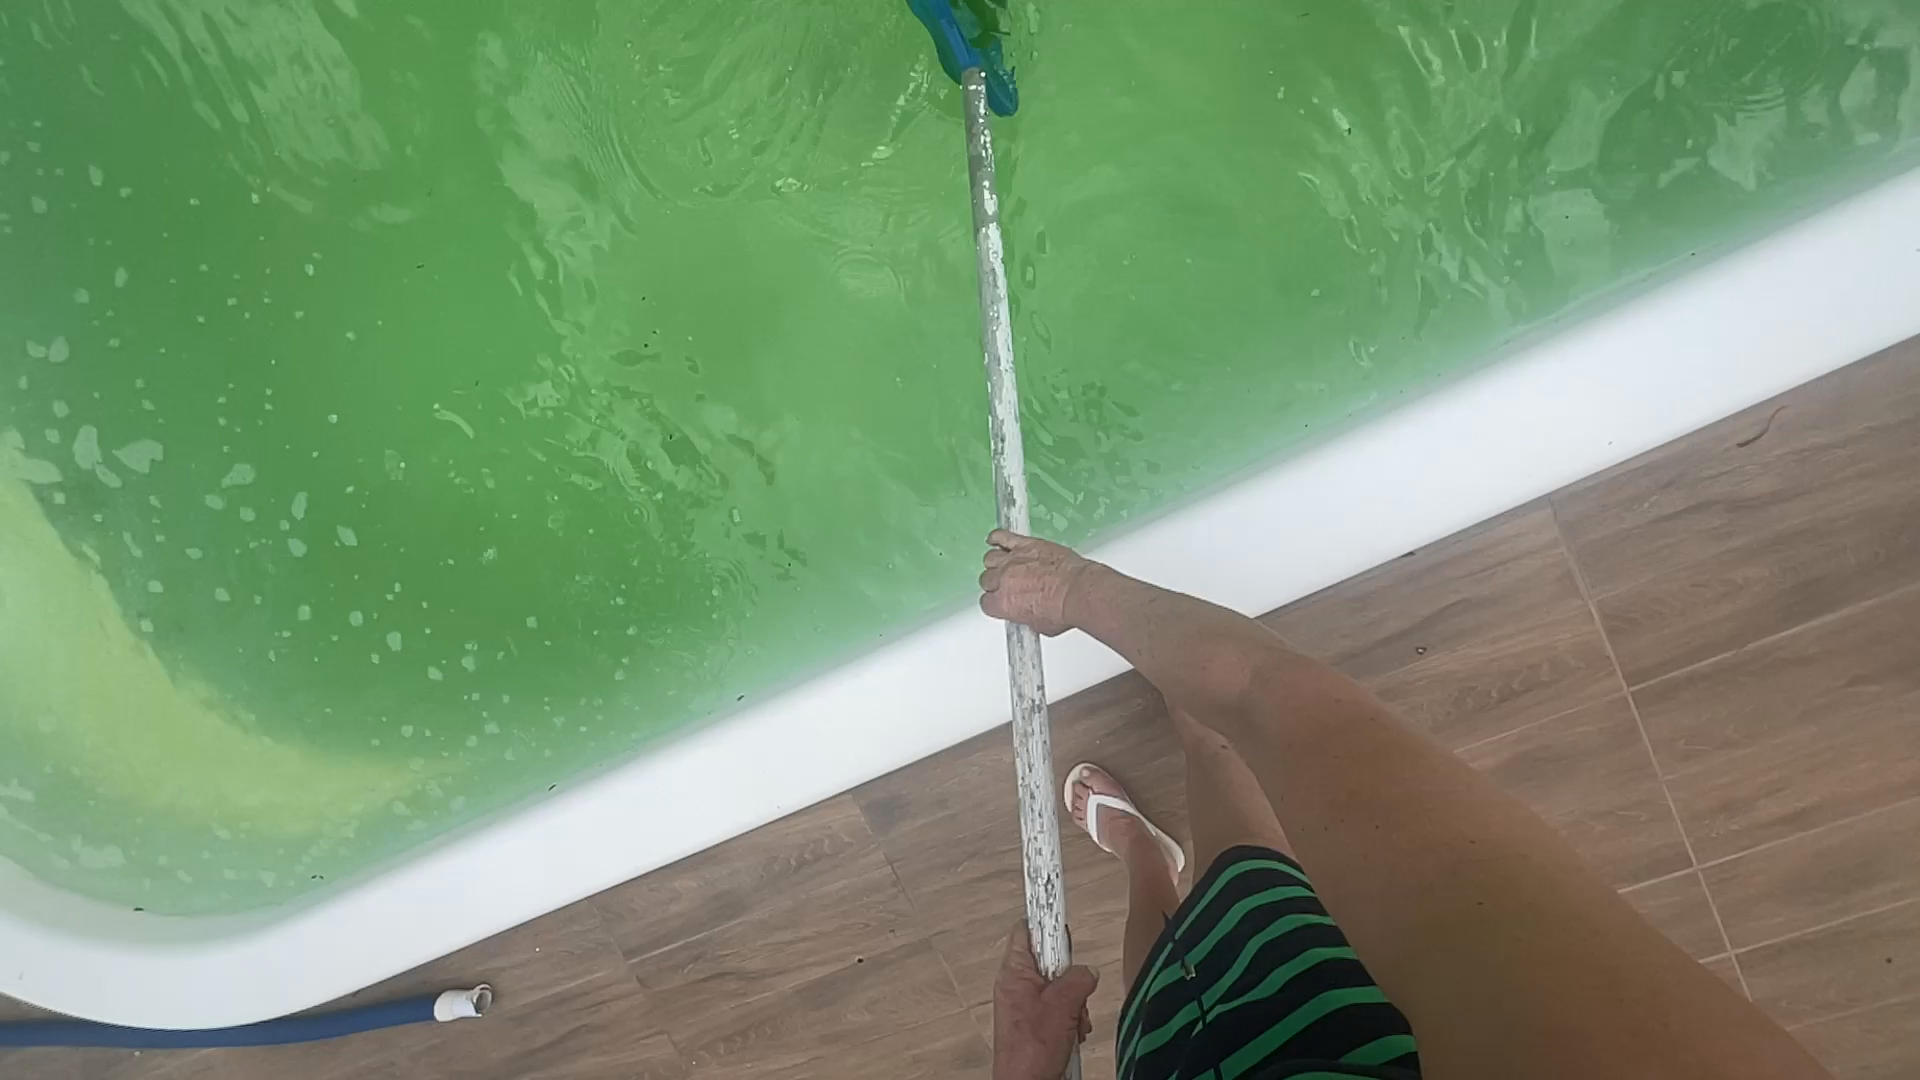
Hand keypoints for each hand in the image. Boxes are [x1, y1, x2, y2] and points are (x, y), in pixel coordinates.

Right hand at [979, 530, 1098, 636]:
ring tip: (1007, 565)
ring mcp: (1013, 560)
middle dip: (996, 583)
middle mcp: (1003, 580)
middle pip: (986, 579)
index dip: (995, 602)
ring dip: (997, 562)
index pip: (986, 602)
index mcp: (1002, 604)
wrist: (1079, 591)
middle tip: (1008, 584)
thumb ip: (1023, 615)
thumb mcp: (1038, 625)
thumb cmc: (1064, 609)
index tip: (1002, 601)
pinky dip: (996, 537)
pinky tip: (997, 540)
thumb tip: (1025, 612)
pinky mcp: (1025, 544)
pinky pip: (1001, 536)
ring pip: (990, 558)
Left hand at [992, 922, 1097, 1079]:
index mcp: (1014, 972)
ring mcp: (1024, 1005)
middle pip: (1048, 960)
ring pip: (1057, 987)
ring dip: (1074, 1002)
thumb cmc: (1031, 1053)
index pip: (1026, 930)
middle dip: (1069, 975)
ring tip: (1075, 1020)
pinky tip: (1073, 1034)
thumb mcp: (1061, 1005)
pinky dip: (1070, 1018)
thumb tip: (1088, 970)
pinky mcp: (1034, 1025)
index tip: (1063, 921)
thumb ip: (1077, 979)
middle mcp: (1016, 985)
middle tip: (1076, 990)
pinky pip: (1057, 1009)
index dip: (1045, 924)